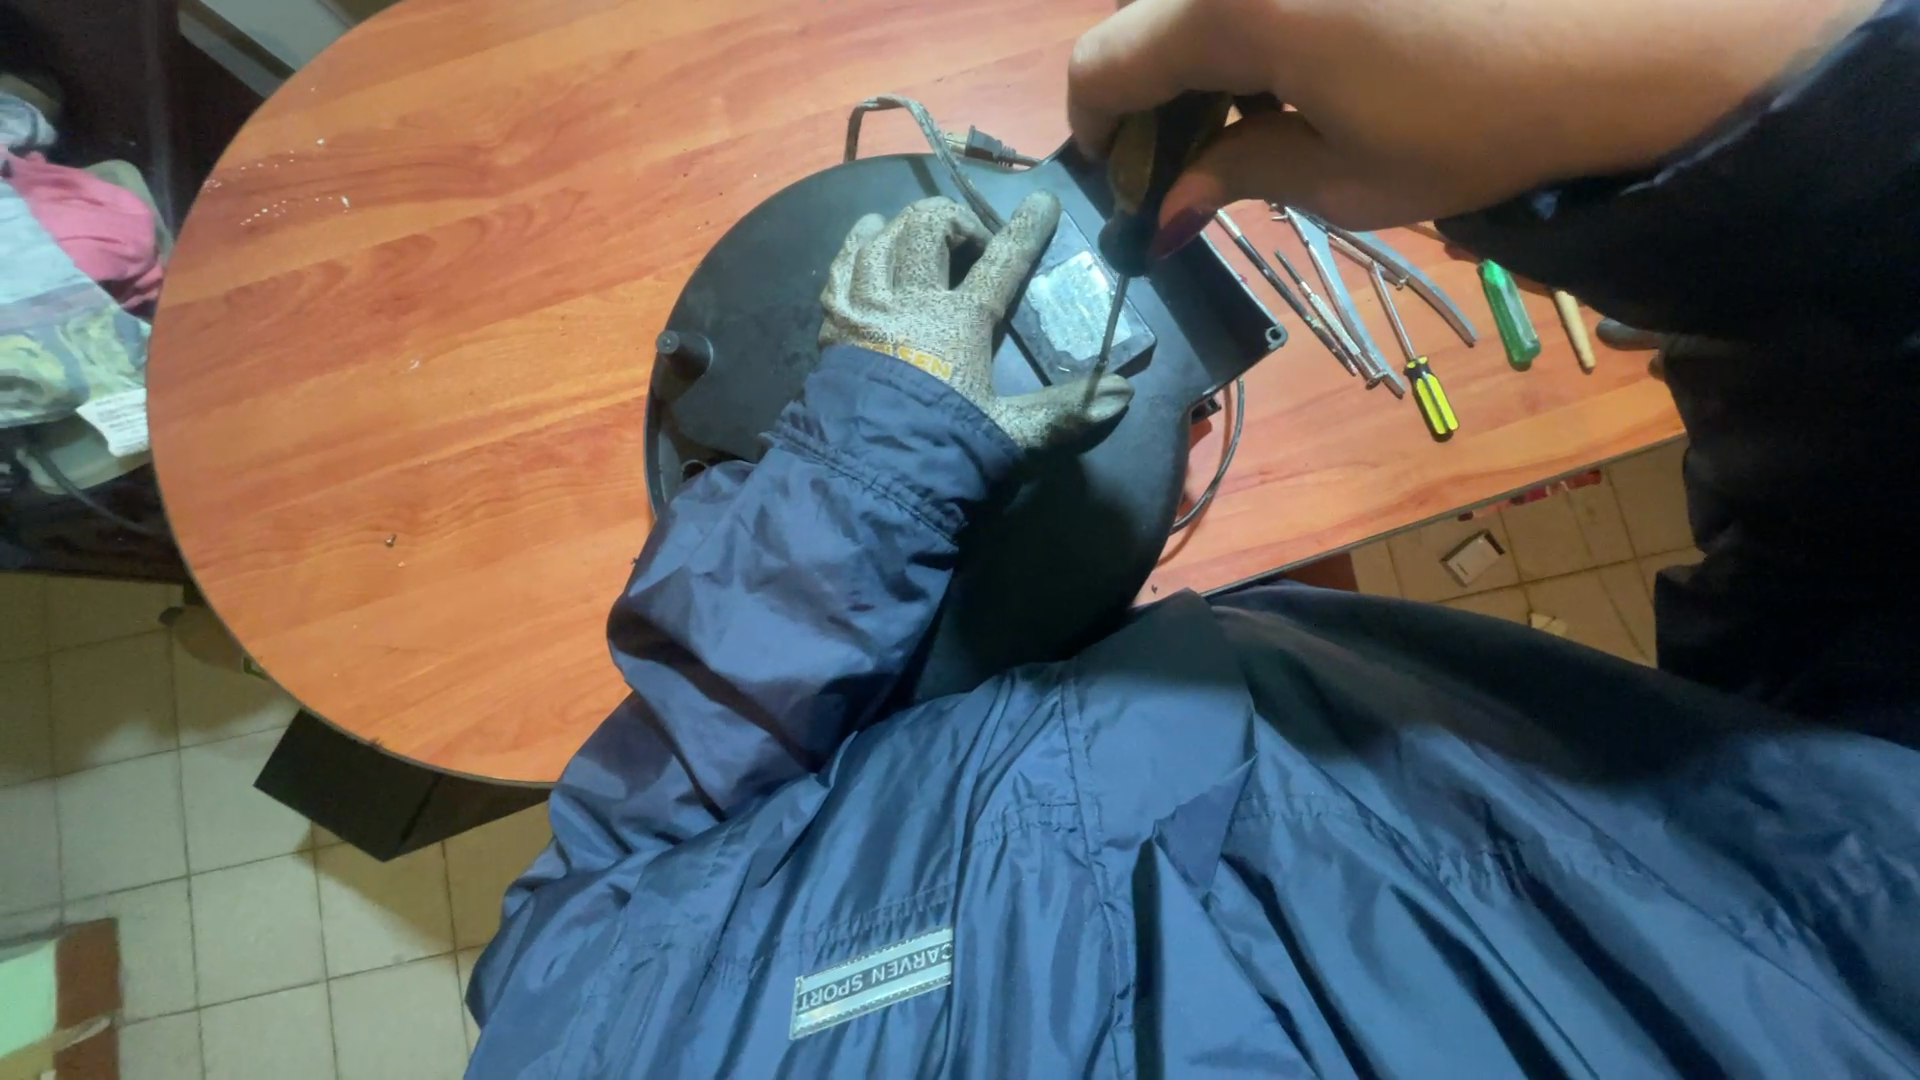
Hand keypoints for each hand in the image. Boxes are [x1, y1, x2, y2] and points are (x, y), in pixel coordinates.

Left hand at [820, 191, 1132, 449]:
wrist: (866, 474)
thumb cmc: (943, 447)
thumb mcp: (1011, 433)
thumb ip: (1065, 411)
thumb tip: (1124, 393)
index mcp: (958, 323)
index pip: (1000, 262)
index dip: (1025, 230)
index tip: (1042, 202)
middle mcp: (910, 301)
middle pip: (928, 228)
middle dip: (954, 222)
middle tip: (970, 247)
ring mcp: (867, 307)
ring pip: (882, 236)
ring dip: (905, 227)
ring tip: (921, 239)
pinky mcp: (835, 322)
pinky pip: (842, 263)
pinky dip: (857, 245)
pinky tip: (868, 237)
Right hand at [1067, 0, 1874, 238]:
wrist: (1653, 24)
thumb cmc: (1479, 123)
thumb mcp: (1337, 178)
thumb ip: (1232, 177)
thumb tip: (1164, 209)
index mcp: (1236, 6)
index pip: (1104, 63)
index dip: (1094, 128)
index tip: (1119, 173)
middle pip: (1148, 16)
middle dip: (1150, 96)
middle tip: (1189, 156)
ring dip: (1204, 58)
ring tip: (1257, 113)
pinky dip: (1257, 26)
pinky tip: (1305, 60)